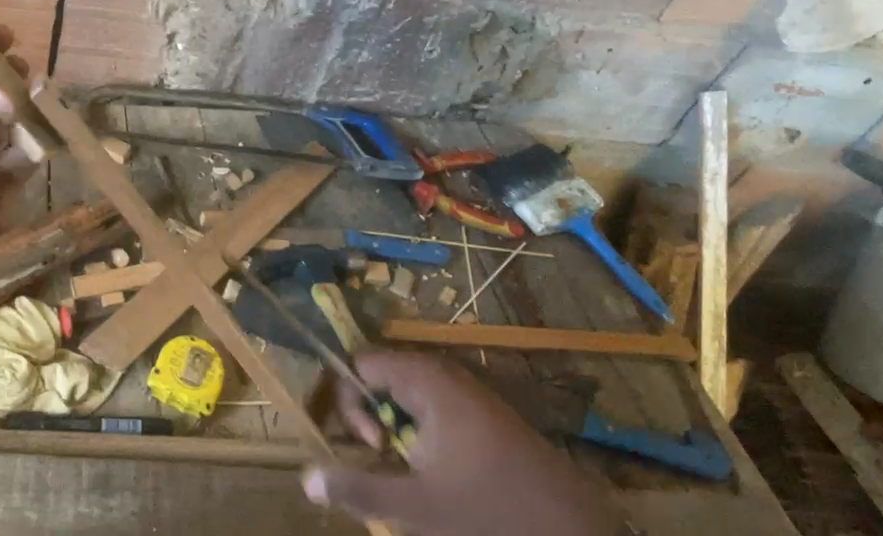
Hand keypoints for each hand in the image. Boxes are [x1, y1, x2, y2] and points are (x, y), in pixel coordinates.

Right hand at [305, 353, 619, 535]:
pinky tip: (437, 481)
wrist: (577, 531)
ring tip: (411, 479)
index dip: (349, 403)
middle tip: (385, 464)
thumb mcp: (417, 506)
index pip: (359, 363)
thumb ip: (358, 489)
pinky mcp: (484, 419)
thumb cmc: (491, 512)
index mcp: (426, 379)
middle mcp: (444, 376)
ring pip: (407, 401)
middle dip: (371, 420)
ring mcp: (468, 395)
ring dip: (396, 436)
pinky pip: (434, 415)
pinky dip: (422, 442)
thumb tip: (306, 477)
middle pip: (382, 379)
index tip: (371, 449)